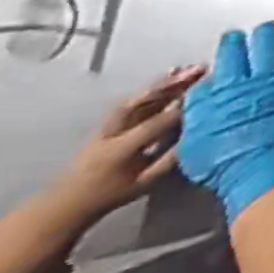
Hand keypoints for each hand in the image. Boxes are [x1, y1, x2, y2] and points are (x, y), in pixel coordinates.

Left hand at [44, 65, 205, 222]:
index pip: (157, 124)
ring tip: (189, 69)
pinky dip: (153, 87)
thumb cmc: (109, 195)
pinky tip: (169, 76)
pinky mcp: (108, 123)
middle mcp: (113, 133)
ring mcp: (107, 126)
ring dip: (164, 82)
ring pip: (137, 98)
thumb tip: (197, 136)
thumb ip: (169, 159)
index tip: (208, 98)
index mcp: (122, 150)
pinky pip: (133, 101)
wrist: (64, 203)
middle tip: (200, 70)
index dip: (182, 110)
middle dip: (172, 85)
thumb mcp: (144, 183)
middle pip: (143, 102)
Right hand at [179, 22, 273, 221]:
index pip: (220, 63)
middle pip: (243, 50)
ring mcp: (273, 78)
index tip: (229, 41)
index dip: (225, 49)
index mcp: (217, 94)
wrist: (265, 165)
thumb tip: (202, 93)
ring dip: (269, 34)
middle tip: (250, 32)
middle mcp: (243, 80)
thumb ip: (197, 114)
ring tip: (270, 27)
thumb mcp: (194, 142)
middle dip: (245, 39)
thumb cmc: (225, 162)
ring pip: (270, 46)